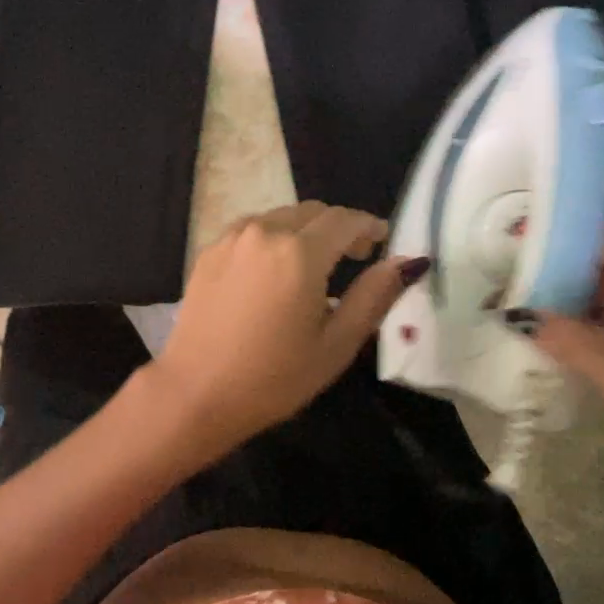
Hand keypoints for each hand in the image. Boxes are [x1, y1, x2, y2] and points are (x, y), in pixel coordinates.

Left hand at [148, 201, 426, 449]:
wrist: (196, 391)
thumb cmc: (274, 377)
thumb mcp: (336, 344)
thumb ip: (374, 296)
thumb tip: (407, 263)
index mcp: (299, 252)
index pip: (344, 220)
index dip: (368, 226)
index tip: (382, 242)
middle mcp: (264, 231)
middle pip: (313, 211)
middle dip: (339, 227)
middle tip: (355, 257)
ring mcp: (231, 238)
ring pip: (280, 216)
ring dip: (305, 230)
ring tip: (315, 265)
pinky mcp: (209, 250)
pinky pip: (252, 229)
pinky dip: (273, 237)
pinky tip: (275, 271)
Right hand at [526, 227, 603, 504]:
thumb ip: (571, 339)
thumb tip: (512, 311)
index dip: (565, 227)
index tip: (514, 221)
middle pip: (595, 266)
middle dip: (548, 261)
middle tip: (493, 257)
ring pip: (591, 297)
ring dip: (551, 295)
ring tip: (499, 288)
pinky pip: (593, 327)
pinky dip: (562, 324)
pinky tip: (527, 329)